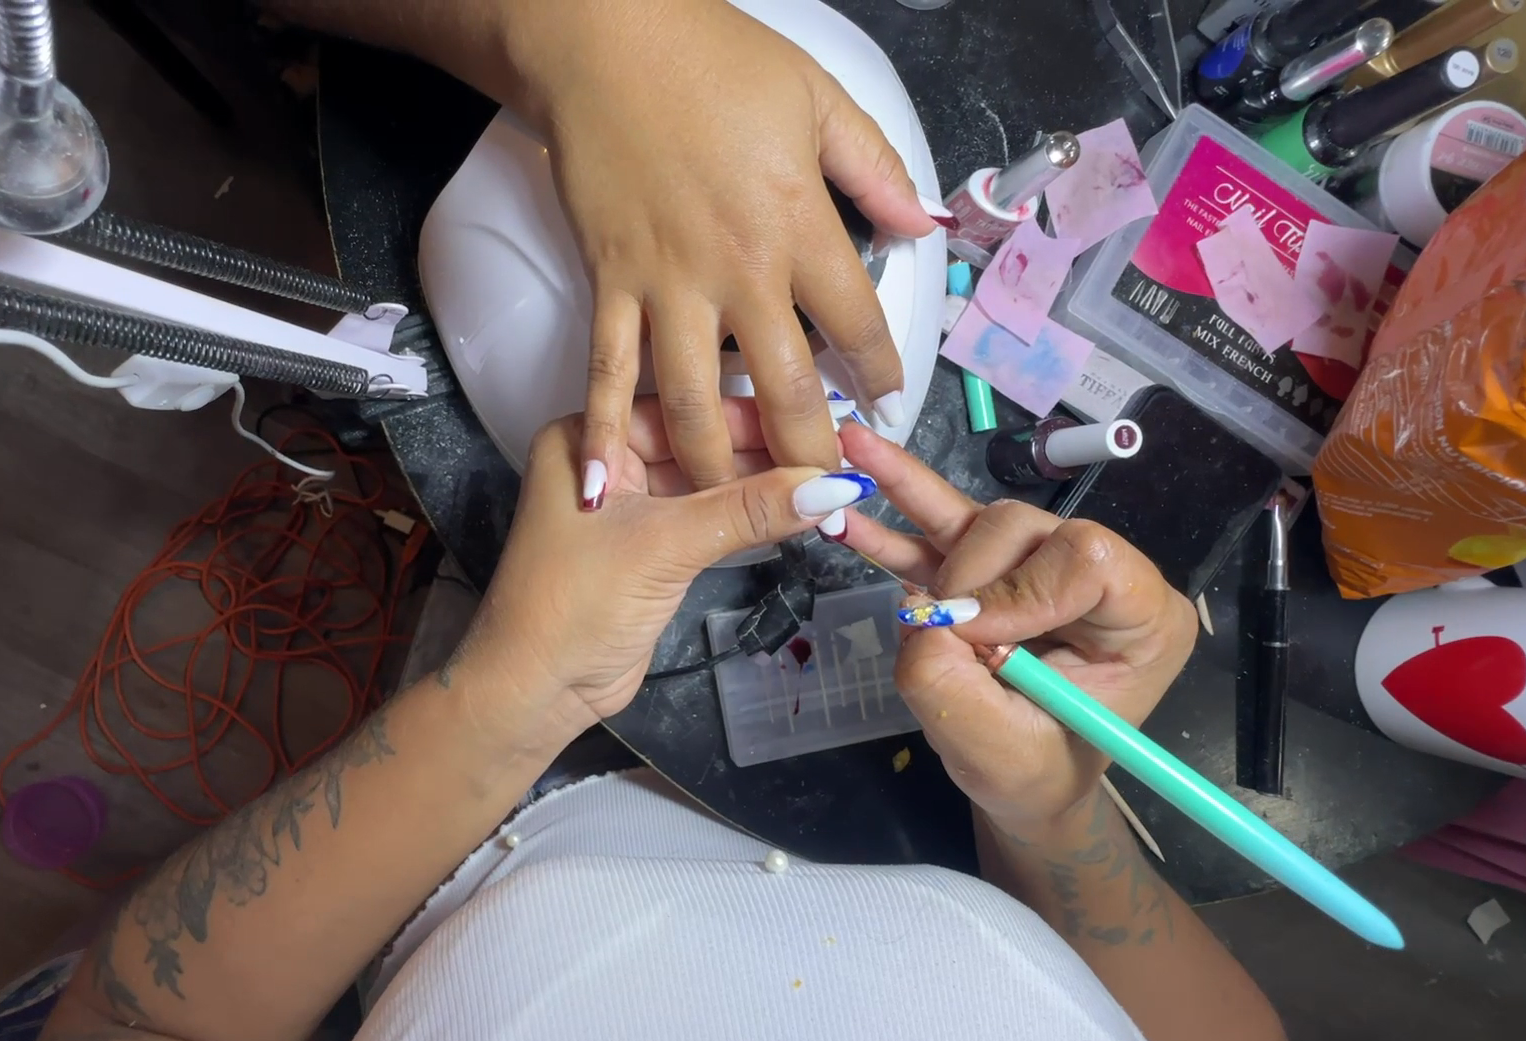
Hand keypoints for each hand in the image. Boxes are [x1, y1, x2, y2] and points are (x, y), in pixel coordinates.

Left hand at [452, 398, 874, 738]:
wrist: (538, 689)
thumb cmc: (578, 601)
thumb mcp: (664, 545)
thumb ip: (748, 511)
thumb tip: (836, 485)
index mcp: (588, 436)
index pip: (683, 409)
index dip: (753, 416)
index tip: (823, 417)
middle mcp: (605, 461)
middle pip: (697, 444)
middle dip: (763, 455)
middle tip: (837, 453)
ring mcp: (626, 507)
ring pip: (704, 484)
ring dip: (759, 490)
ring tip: (830, 481)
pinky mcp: (646, 548)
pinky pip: (703, 520)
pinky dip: (743, 520)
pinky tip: (794, 512)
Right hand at [503, 0, 935, 506]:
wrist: (606, 39)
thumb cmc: (712, 61)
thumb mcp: (817, 98)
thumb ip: (876, 168)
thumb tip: (925, 223)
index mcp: (797, 223)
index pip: (856, 323)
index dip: (879, 375)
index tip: (886, 409)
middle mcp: (737, 271)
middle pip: (784, 387)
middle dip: (809, 453)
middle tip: (824, 502)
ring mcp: (667, 286)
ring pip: (696, 401)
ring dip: (716, 466)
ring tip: (735, 508)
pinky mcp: (610, 288)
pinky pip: (606, 372)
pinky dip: (602, 431)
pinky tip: (600, 485)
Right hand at [829, 424, 1197, 828]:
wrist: (1020, 780)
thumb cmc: (1029, 774)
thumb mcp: (996, 751)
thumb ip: (952, 686)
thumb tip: (916, 613)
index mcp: (1137, 620)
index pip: (1087, 557)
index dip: (1020, 587)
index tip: (978, 638)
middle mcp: (1093, 576)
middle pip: (1020, 528)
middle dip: (964, 573)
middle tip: (934, 629)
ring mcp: (1032, 566)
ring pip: (972, 518)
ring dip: (909, 496)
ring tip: (854, 450)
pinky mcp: (982, 571)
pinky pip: (934, 538)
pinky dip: (890, 526)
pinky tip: (844, 511)